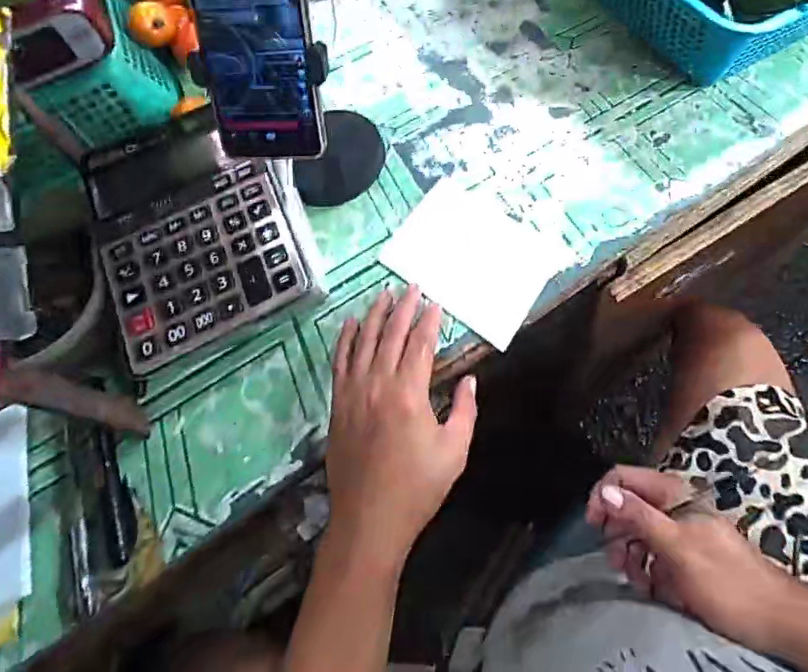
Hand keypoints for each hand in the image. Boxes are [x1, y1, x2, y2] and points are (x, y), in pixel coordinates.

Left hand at [327, 286, 477, 563]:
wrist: (368, 522)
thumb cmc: (417, 488)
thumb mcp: (455, 451)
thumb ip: (465, 410)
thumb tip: (469, 379)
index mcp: (409, 394)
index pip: (420, 344)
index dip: (428, 320)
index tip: (435, 302)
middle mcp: (378, 385)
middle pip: (391, 334)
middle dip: (403, 307)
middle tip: (412, 286)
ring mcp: (354, 393)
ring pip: (364, 342)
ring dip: (375, 315)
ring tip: (384, 293)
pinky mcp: (338, 405)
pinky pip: (340, 363)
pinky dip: (346, 340)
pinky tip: (351, 324)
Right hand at [588, 465, 800, 651]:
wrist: (774, 619)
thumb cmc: (727, 582)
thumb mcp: (678, 548)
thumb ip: (641, 517)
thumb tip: (607, 491)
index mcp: (674, 494)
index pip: (625, 477)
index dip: (604, 495)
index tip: (594, 524)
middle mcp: (674, 507)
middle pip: (628, 505)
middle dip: (616, 530)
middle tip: (616, 560)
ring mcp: (680, 533)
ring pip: (638, 533)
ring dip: (628, 554)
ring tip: (635, 578)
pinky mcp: (684, 558)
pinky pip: (652, 556)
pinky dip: (645, 570)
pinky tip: (650, 586)